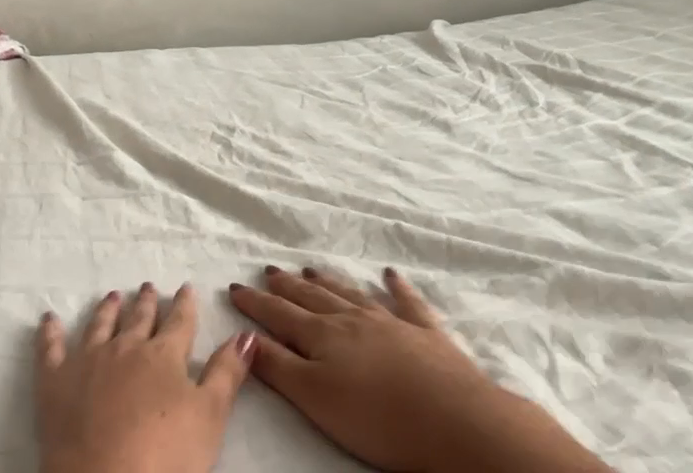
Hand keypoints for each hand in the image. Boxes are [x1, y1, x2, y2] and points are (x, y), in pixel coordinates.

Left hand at [35, 282, 254, 472]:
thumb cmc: (166, 454)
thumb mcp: (210, 416)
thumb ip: (226, 373)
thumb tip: (246, 333)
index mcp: (164, 356)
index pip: (179, 323)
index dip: (184, 305)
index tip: (186, 288)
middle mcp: (125, 347)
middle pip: (138, 320)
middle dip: (146, 303)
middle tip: (148, 286)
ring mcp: (86, 359)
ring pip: (99, 325)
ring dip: (107, 310)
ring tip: (113, 296)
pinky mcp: (54, 378)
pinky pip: (50, 347)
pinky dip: (50, 331)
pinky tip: (49, 318)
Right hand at [231, 265, 610, 472]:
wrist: (458, 423)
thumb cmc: (378, 419)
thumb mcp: (314, 398)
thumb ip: (277, 365)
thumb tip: (242, 335)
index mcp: (322, 337)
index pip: (278, 315)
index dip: (254, 302)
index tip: (234, 287)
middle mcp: (352, 321)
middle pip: (312, 299)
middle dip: (287, 286)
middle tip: (269, 270)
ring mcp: (392, 324)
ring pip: (351, 296)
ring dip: (328, 283)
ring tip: (310, 270)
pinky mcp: (428, 335)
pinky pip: (408, 303)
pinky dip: (397, 287)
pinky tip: (390, 274)